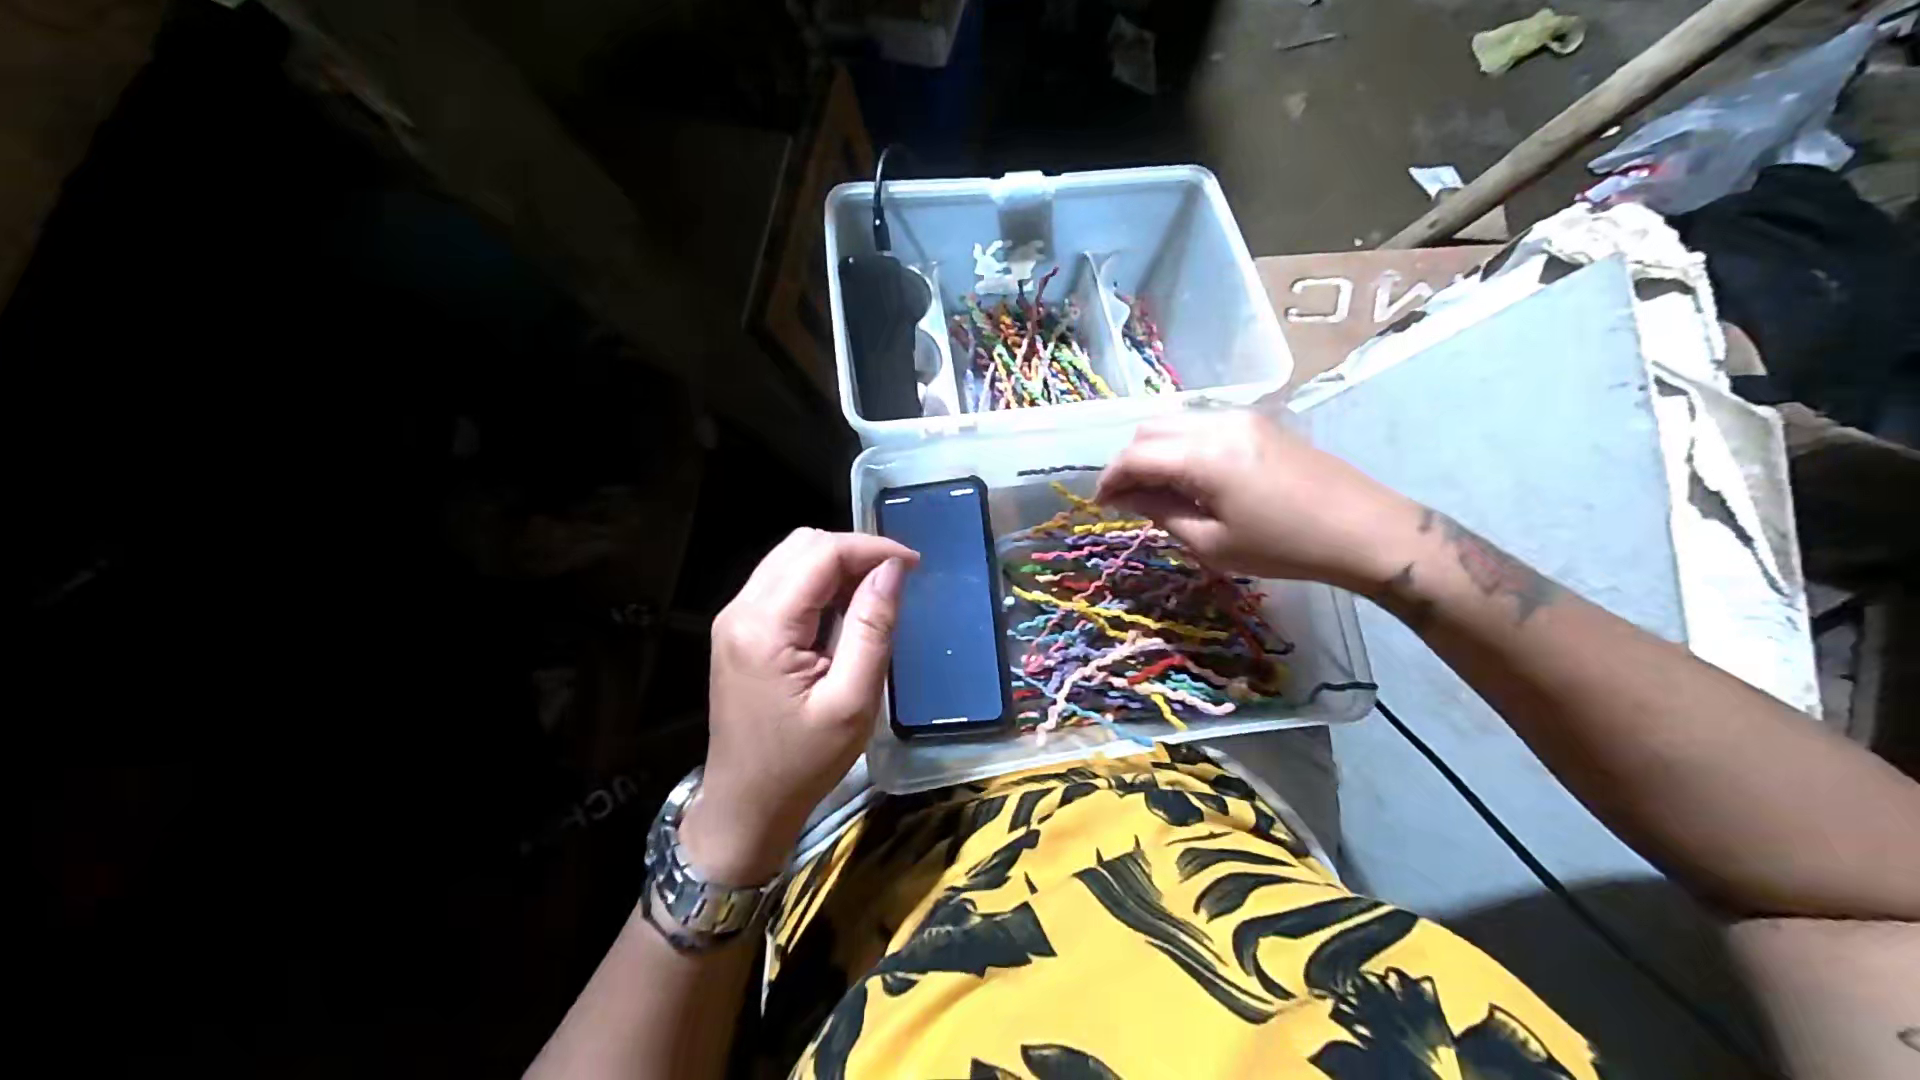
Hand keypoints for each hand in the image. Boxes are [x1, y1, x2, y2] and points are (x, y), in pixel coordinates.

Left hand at [681, 529, 916, 884]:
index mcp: (764, 626)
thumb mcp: (853, 701)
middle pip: (802, 545)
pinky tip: (842, 611)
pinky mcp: (737, 631)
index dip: (871, 548)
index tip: (913, 565)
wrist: (747, 805)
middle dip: (854, 552)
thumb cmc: (803, 762)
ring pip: (790, 558)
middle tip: (894, 582)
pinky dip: (817, 584)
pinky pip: (780, 583)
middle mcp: (740, 610)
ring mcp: (734, 619)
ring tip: (873, 595)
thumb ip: (872, 628)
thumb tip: (892, 570)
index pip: (821, 554)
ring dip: (836, 565)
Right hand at [1094, 410, 1418, 592]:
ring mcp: (1242, 417)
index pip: (1135, 455)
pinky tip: (1188, 475)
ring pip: (1175, 421)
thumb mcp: (1212, 543)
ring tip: (1155, 488)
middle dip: (1129, 461)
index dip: (1110, 478)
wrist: (1365, 530)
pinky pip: (1202, 423)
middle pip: (1150, 429)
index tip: (1100, 503)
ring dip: (1155, 450)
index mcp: (1204, 454)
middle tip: (1126, 498)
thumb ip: (1162, 512)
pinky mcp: (1260, 422)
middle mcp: (1218, 423)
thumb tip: (1129, 497)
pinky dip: (1181, 444)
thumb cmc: (1284, 547)